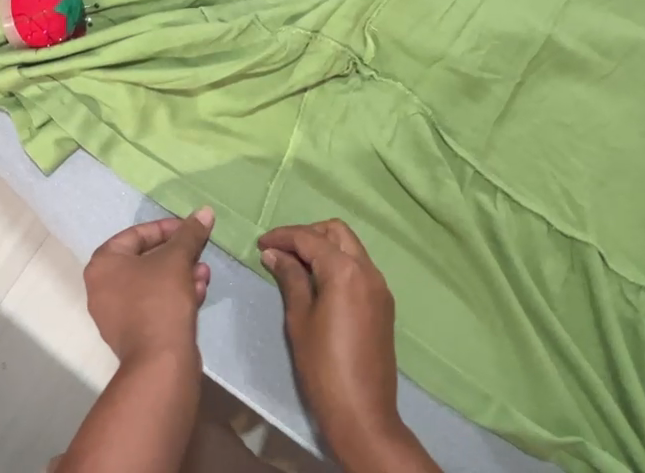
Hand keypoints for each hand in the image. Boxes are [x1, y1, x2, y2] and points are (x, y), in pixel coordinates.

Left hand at [84, 206, 214, 367]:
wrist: (160, 363)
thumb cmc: (160, 300)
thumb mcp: (176, 260)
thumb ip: (189, 234)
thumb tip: (204, 211)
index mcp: (103, 264)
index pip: (137, 234)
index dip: (168, 229)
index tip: (192, 230)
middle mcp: (103, 287)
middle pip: (146, 259)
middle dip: (178, 255)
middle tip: (200, 253)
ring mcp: (116, 313)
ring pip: (153, 283)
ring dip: (182, 275)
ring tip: (205, 275)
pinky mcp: (134, 334)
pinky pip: (154, 304)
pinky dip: (175, 296)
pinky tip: (200, 293)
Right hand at [261, 219, 436, 471]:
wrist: (362, 412)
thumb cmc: (323, 365)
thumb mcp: (299, 319)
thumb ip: (290, 278)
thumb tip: (275, 254)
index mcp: (345, 270)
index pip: (310, 239)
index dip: (283, 237)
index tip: (260, 244)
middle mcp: (368, 270)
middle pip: (336, 232)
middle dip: (307, 234)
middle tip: (280, 249)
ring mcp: (380, 286)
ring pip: (351, 247)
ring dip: (324, 247)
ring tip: (295, 264)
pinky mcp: (383, 303)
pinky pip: (359, 268)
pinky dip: (338, 263)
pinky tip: (318, 280)